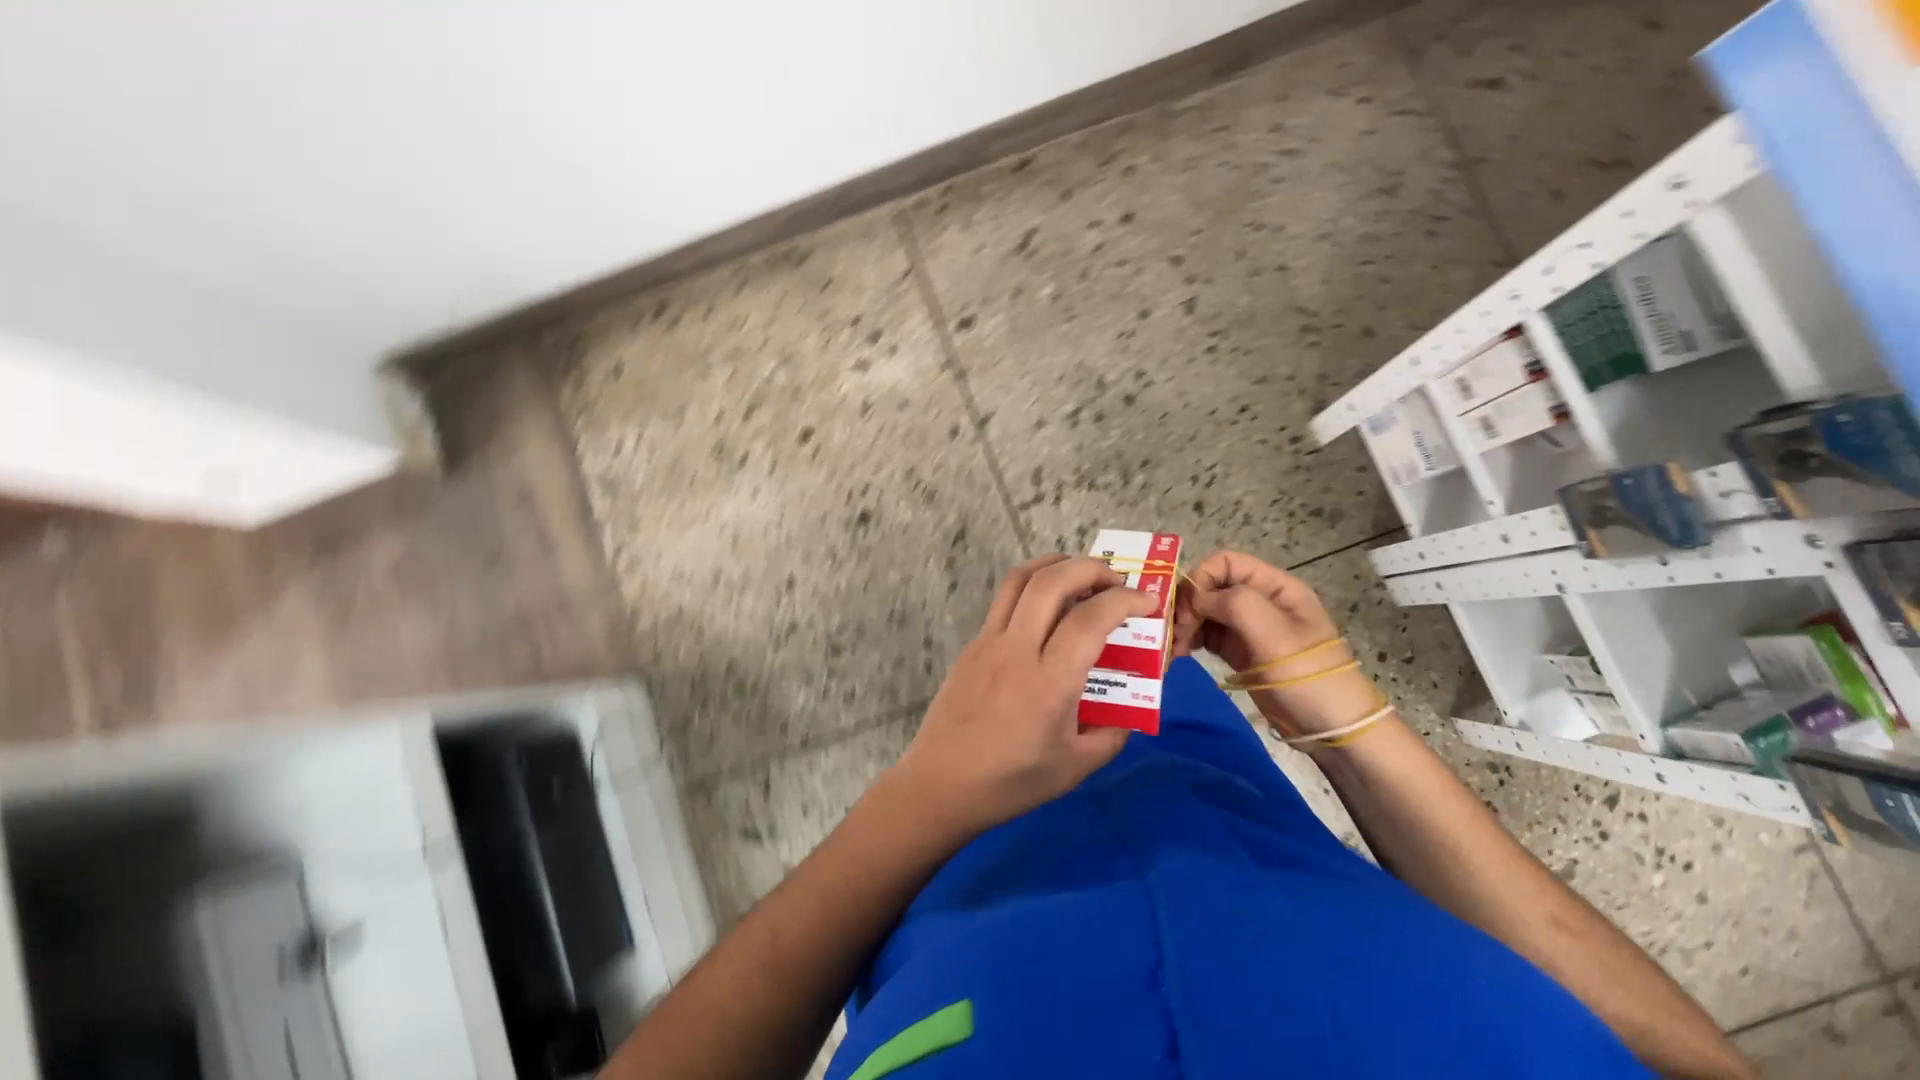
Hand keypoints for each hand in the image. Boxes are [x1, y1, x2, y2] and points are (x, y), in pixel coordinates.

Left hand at [887, 555, 1158, 838]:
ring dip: (1056, 565)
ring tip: (1082, 576)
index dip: (1125, 601)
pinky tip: (1048, 610)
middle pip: (1051, 582)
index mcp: (1048, 684)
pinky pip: (1004, 602)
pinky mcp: (971, 647)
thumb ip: (1112, 732)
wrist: (940, 786)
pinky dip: (1033, 589)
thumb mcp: (1076, 767)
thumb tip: (1129, 706)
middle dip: (1091, 568)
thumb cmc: (1011, 783)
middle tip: (1118, 581)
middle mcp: (1016, 652)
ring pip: (1019, 580)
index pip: (1090, 619)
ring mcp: (988, 644)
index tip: (1149, 602)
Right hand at [1172, 550, 1379, 736]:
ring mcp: (1249, 628)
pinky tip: (1179, 654)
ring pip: (1205, 612)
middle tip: (1174, 633)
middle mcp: (1260, 601)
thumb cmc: (1308, 676)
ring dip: (1185, 624)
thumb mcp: (1275, 635)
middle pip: (1211, 587)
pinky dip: (1190, 641)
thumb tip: (1196, 597)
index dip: (1201, 578)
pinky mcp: (1239, 653)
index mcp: (1275, 587)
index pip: (1226, 563)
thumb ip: (1235, 604)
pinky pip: (1207, 636)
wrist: (1332, 729)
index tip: (1187, 610)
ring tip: (1174, 649)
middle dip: (1188, 604)